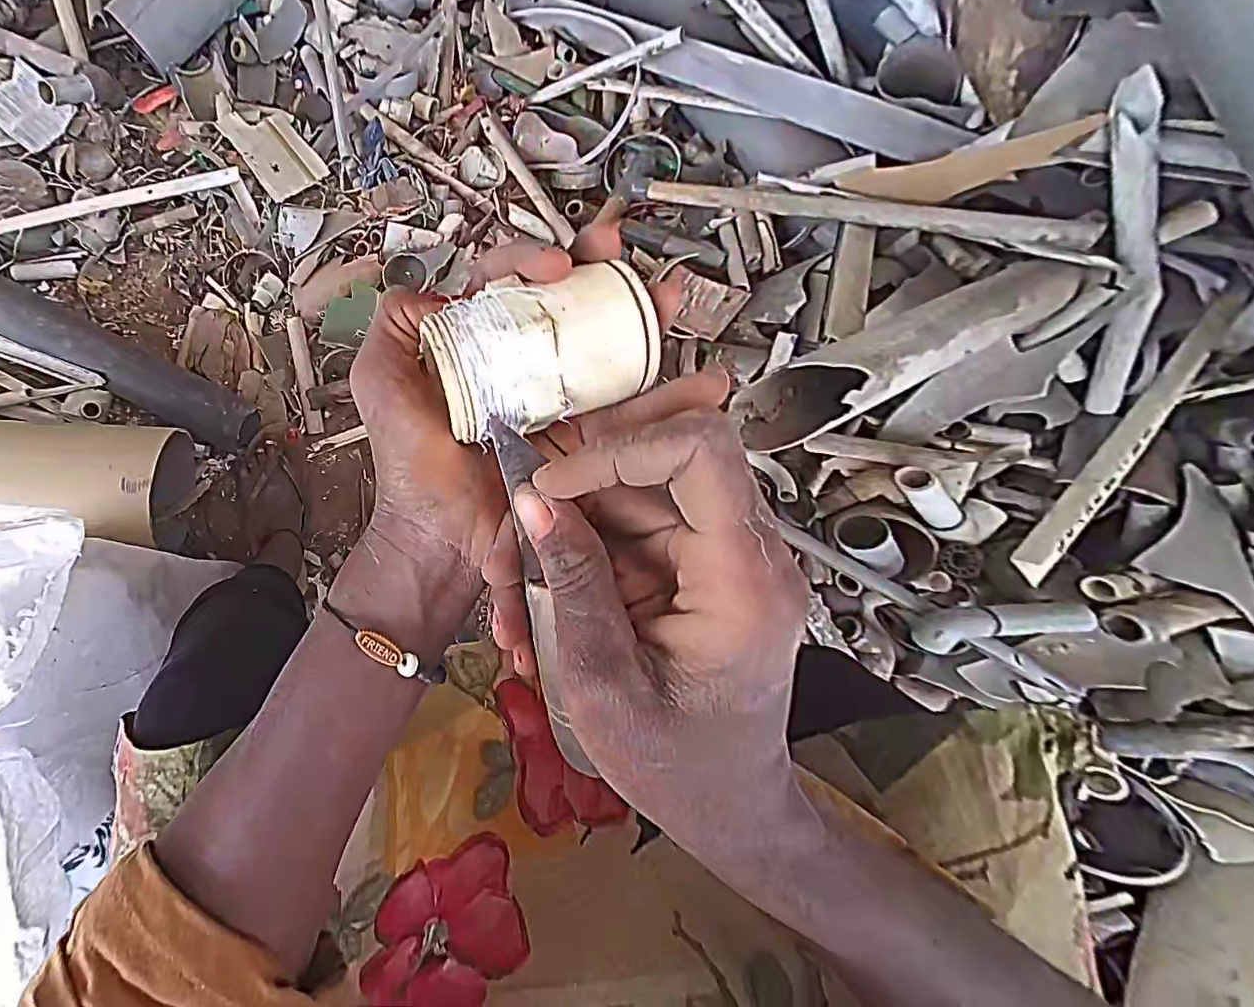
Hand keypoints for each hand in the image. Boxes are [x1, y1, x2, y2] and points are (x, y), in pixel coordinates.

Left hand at [346, 213, 628, 572]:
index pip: (502, 282)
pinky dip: (648, 375)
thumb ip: (394, 324)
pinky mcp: (573, 432)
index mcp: (468, 345)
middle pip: (558, 302)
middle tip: (612, 252)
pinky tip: (667, 351)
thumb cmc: (406, 464)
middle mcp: (510, 363)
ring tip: (657, 292)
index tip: (552, 265)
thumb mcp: (378, 380)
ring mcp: (546, 395)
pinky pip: (615, 397)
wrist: (440, 530)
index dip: (527, 260)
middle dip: (592, 268)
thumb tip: (433, 289)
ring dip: (631, 309)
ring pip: (595, 340)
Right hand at [482, 369, 809, 823]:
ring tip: (512, 596)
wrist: (719, 803)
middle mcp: (737, 552)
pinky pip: (611, 531)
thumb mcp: (604, 678)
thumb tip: (534, 501)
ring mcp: (708, 556)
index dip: (616, 450)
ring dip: (551, 536)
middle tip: (511, 549)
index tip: (549, 487)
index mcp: (743, 580)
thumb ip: (572, 582)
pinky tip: (532, 604)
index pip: (698, 451)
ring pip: (615, 498)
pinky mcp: (680, 565)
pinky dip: (562, 557)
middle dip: (562, 499)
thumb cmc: (674, 763)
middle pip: (644, 468)